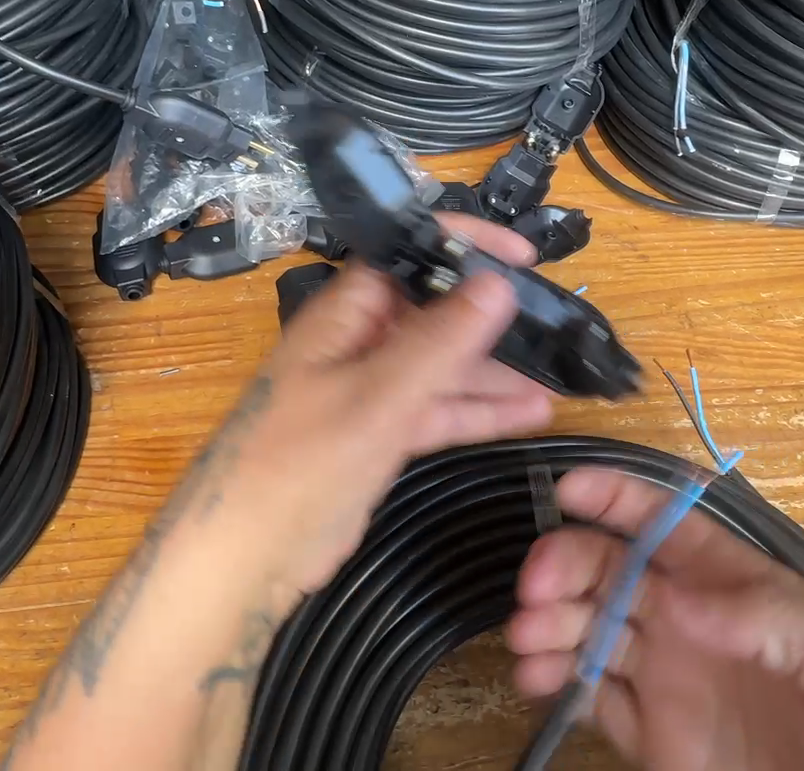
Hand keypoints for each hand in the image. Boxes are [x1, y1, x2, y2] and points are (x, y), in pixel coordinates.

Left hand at [210, 214, 555, 596]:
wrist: (248, 557)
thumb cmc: (299, 464)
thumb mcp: (377, 397)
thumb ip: (438, 342)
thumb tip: (494, 284)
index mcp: (346, 314)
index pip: (409, 256)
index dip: (463, 247)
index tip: (519, 256)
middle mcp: (360, 342)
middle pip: (433, 313)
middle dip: (489, 317)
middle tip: (552, 322)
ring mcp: (371, 389)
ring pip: (442, 366)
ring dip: (493, 371)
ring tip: (555, 375)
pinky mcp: (381, 434)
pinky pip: (437, 409)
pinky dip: (478, 411)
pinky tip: (529, 413)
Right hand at [508, 469, 803, 770]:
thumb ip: (773, 619)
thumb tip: (675, 600)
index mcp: (735, 585)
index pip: (666, 522)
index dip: (617, 496)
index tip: (567, 489)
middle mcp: (690, 619)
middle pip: (610, 568)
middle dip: (564, 562)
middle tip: (533, 587)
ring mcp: (667, 677)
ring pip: (589, 625)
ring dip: (548, 618)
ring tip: (526, 639)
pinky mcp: (653, 737)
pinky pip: (590, 695)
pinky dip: (554, 678)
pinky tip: (536, 679)